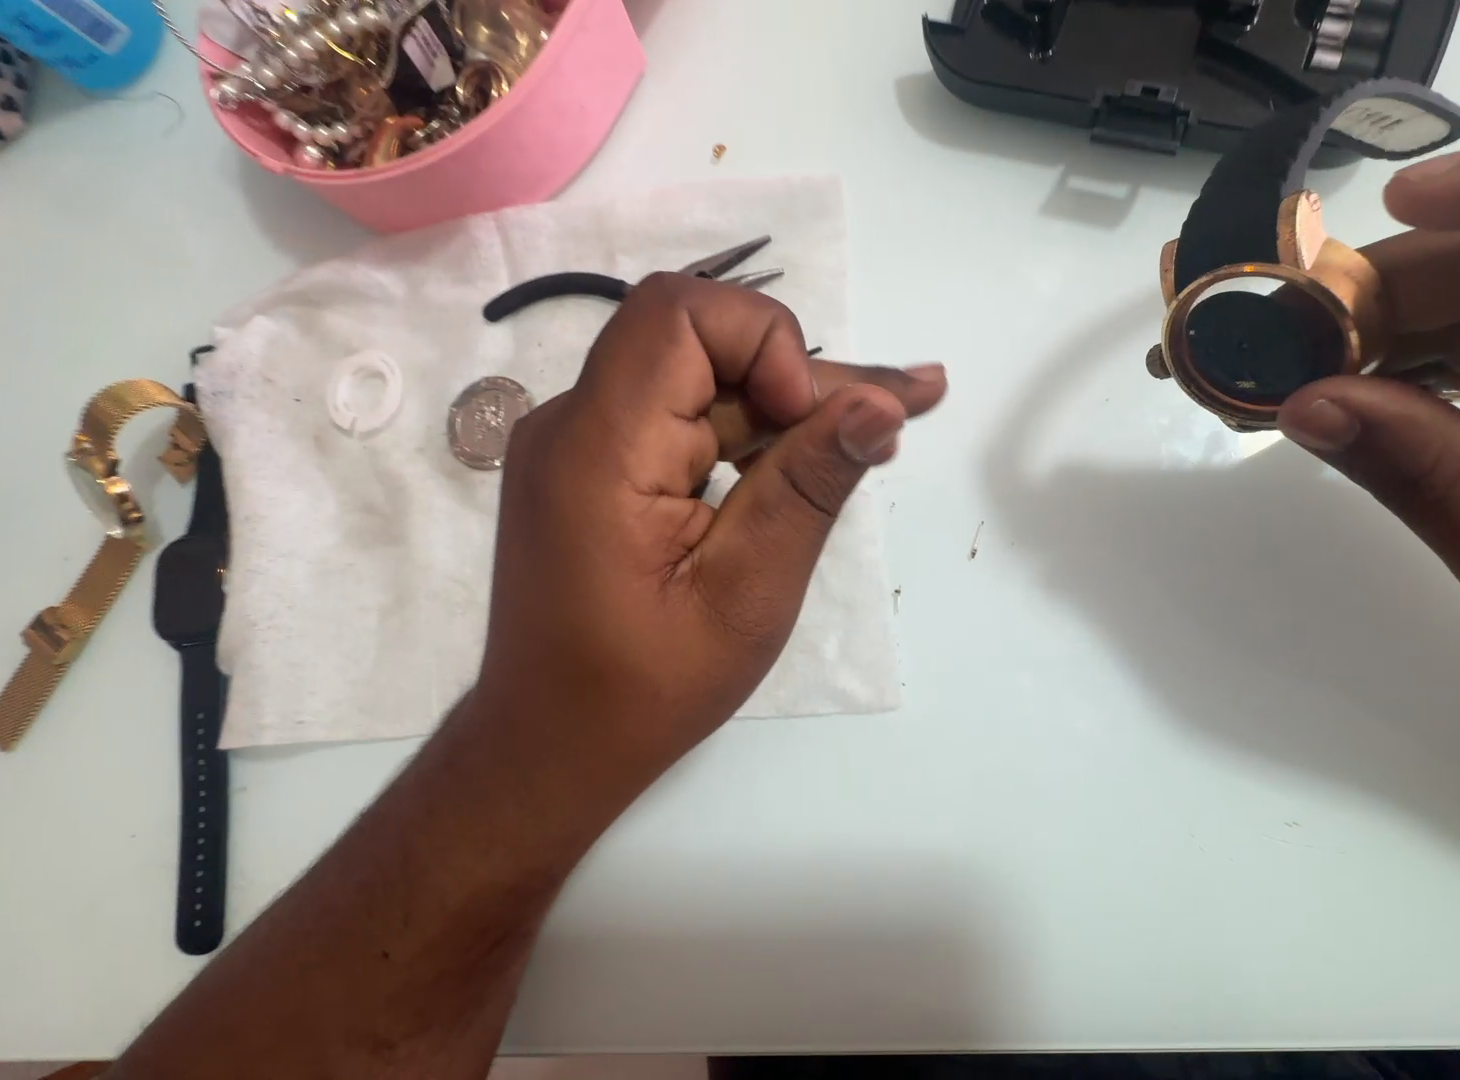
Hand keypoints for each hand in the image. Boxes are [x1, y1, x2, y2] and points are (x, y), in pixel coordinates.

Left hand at [470, 274, 946, 809]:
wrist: (552, 746)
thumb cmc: (644, 690)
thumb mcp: (747, 594)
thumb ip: (809, 488)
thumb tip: (881, 404)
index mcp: (598, 448)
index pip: (678, 314)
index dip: (763, 341)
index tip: (809, 420)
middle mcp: (576, 425)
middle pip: (700, 346)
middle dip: (804, 376)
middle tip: (907, 406)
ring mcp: (584, 447)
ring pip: (702, 387)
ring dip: (790, 409)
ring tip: (885, 429)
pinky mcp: (601, 473)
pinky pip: (684, 427)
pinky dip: (752, 440)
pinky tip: (820, 455)